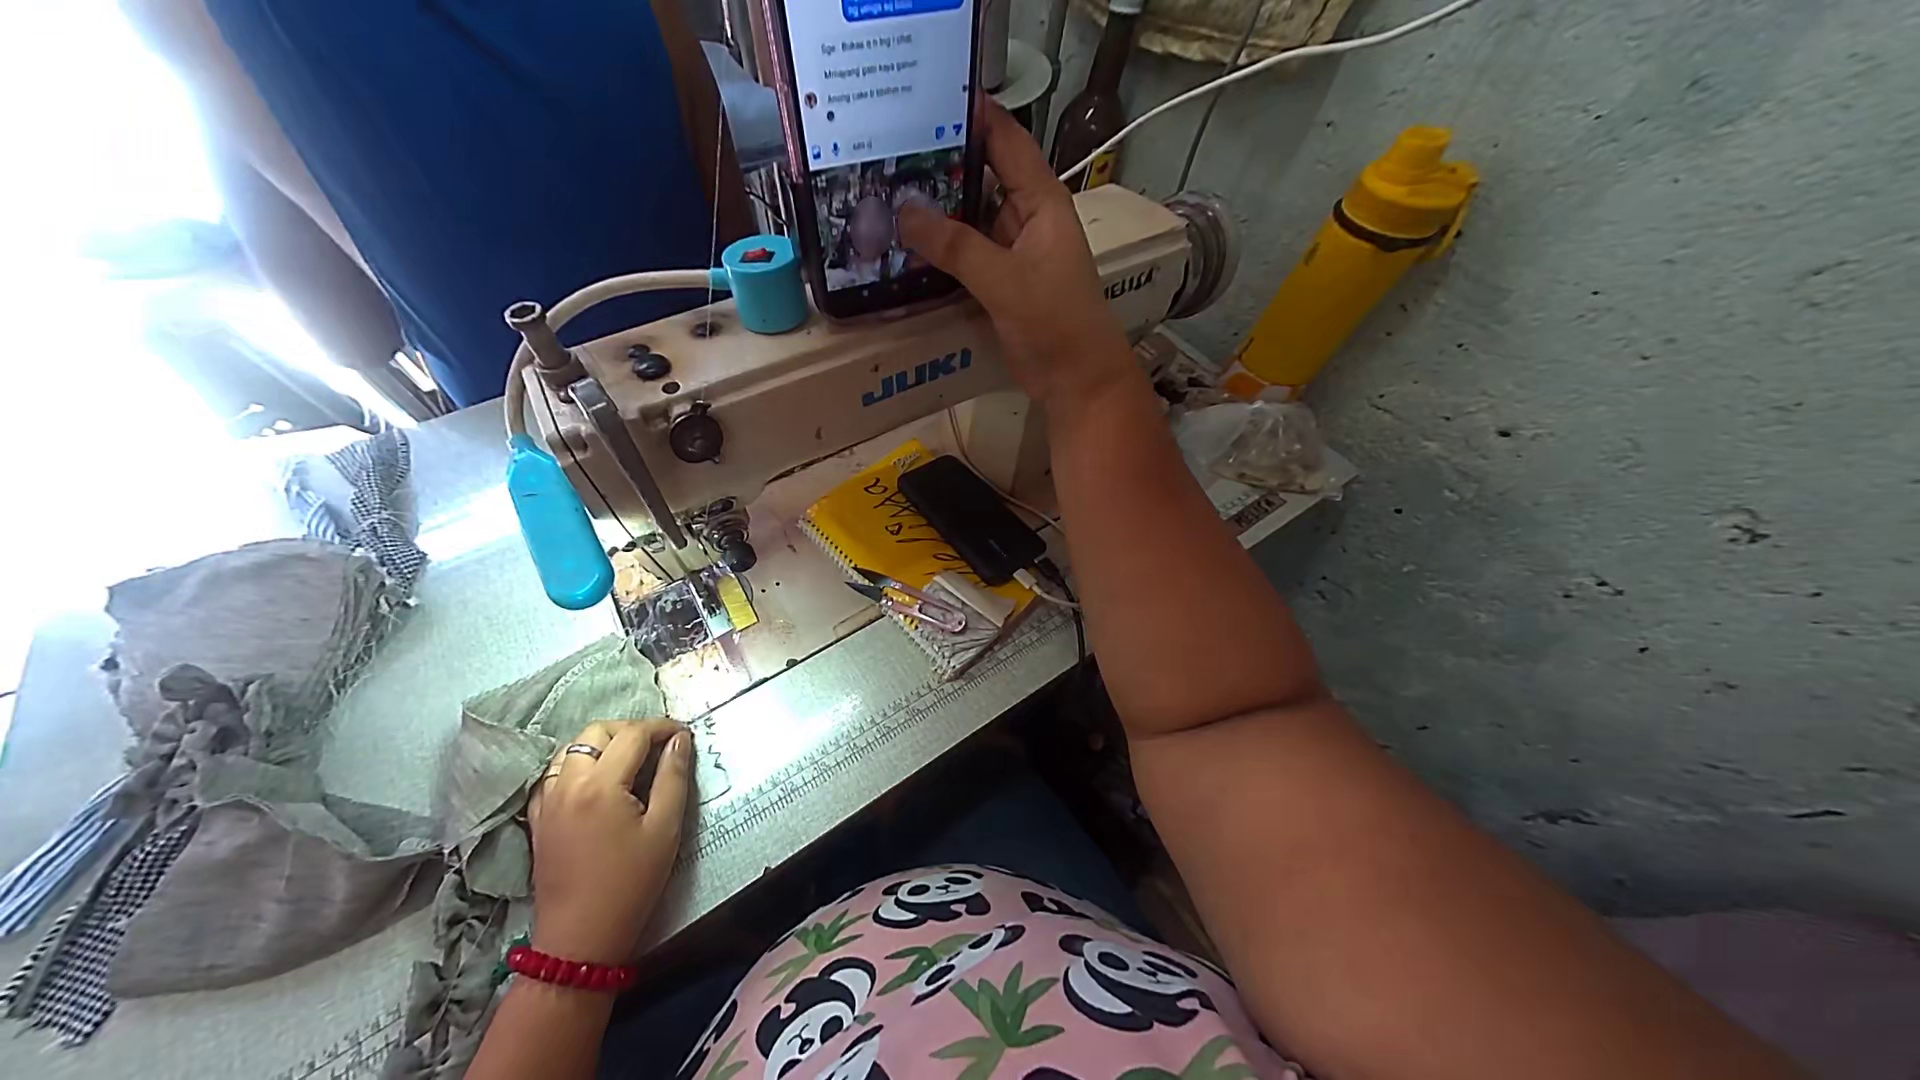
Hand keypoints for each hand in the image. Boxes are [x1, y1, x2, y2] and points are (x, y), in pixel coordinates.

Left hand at [527, 719, 691, 964]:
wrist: (580, 939)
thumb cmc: (631, 883)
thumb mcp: (665, 829)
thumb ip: (674, 777)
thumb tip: (680, 740)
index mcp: (601, 785)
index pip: (633, 735)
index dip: (663, 728)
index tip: (685, 734)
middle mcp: (567, 784)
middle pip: (596, 732)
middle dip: (630, 730)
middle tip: (658, 746)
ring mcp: (547, 802)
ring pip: (570, 750)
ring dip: (601, 744)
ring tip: (629, 761)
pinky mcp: (538, 820)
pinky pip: (551, 776)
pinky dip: (575, 766)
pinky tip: (595, 782)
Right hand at [898, 98, 1136, 408]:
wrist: (1076, 382)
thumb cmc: (1055, 324)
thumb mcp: (1005, 281)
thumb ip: (956, 247)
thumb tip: (904, 213)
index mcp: (1040, 202)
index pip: (1005, 141)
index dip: (969, 114)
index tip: (921, 95)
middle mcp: (1025, 218)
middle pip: (979, 178)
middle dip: (938, 166)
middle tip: (882, 150)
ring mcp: (1010, 252)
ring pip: (967, 220)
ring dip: (933, 213)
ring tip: (882, 193)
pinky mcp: (998, 283)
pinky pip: (963, 256)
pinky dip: (938, 252)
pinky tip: (902, 247)